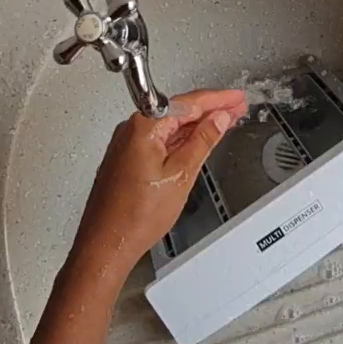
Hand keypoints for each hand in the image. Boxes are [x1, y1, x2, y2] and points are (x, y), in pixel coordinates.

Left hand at [69, 89, 247, 275]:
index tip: (235, 98)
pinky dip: (182, 139)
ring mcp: (127, 144)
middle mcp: (132, 130)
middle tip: (235, 107)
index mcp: (144, 126)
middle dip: (210, 109)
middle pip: (178, 111)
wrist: (106, 246)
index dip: (217, 99)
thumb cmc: (134, 217)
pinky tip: (196, 141)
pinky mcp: (127, 159)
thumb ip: (203, 141)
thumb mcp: (182, 175)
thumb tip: (219, 119)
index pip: (188, 103)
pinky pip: (160, 139)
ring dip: (198, 124)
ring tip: (223, 122)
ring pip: (170, 126)